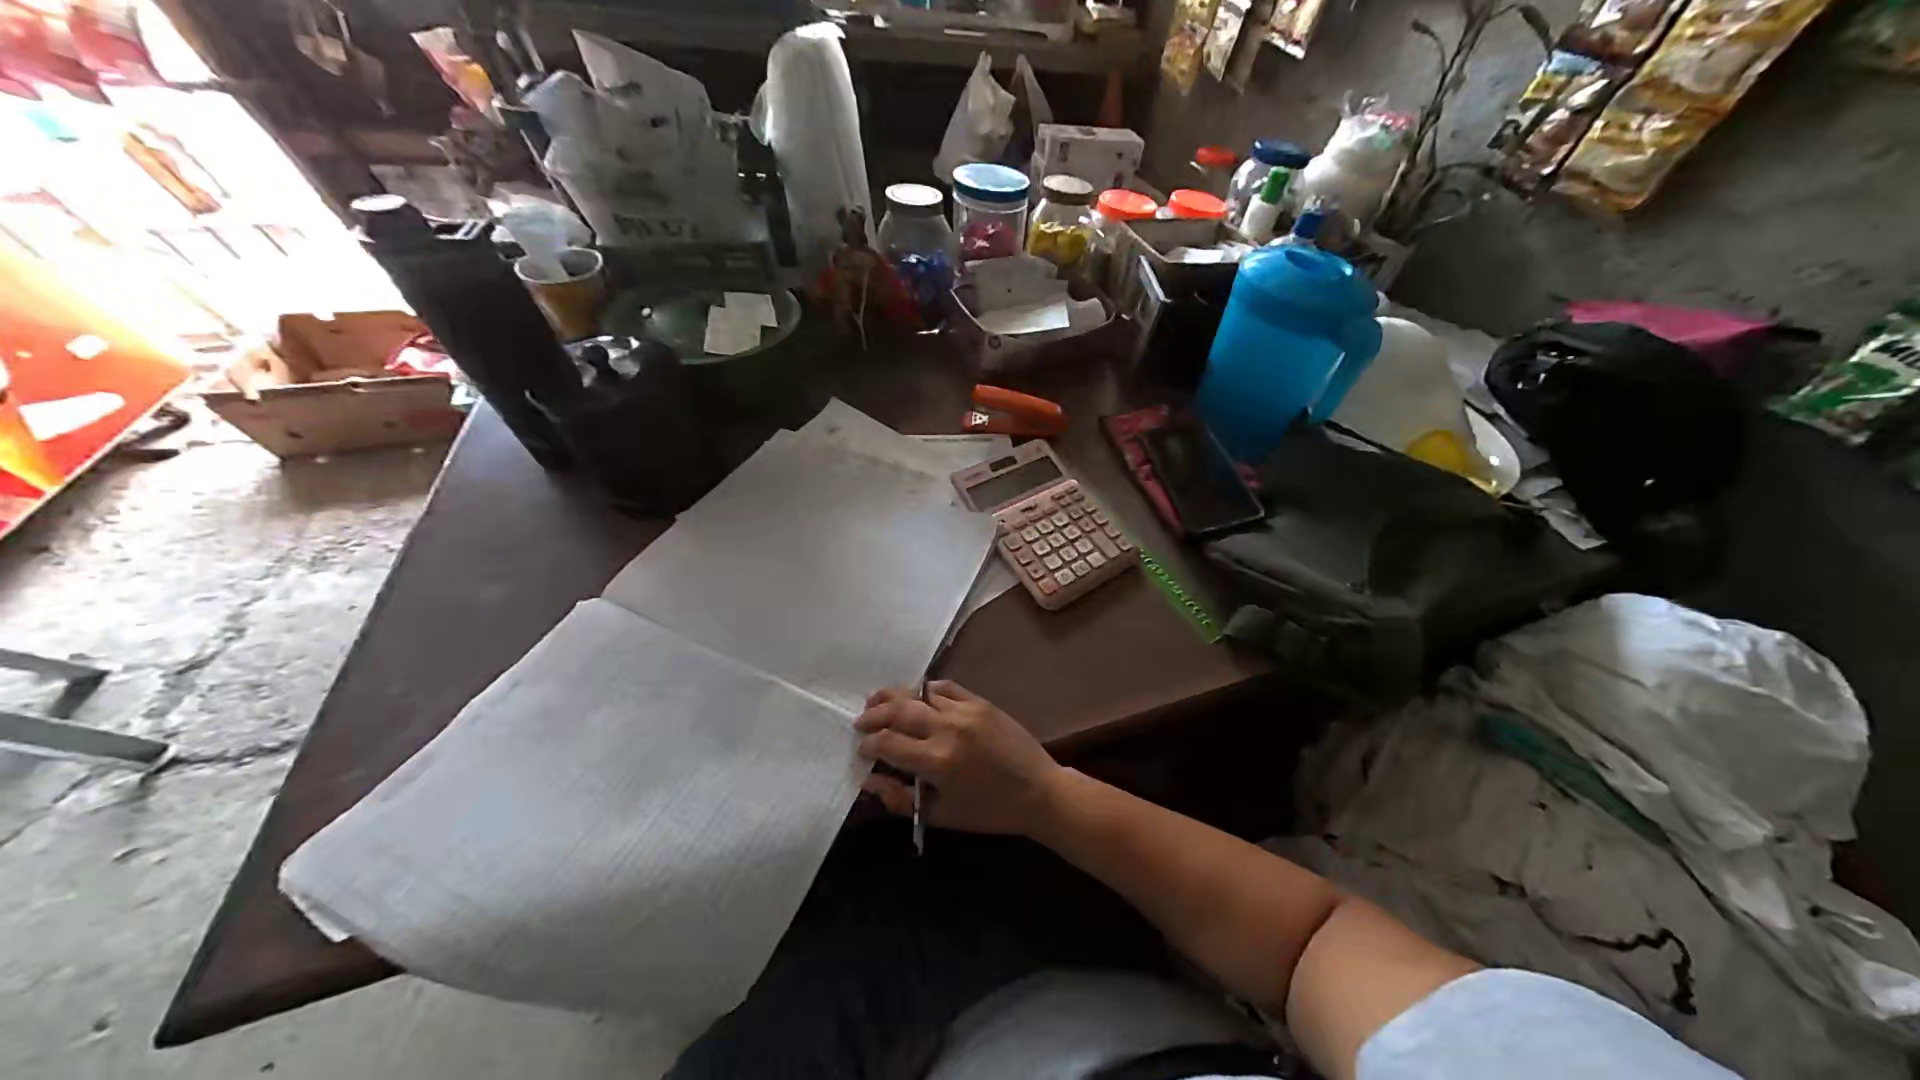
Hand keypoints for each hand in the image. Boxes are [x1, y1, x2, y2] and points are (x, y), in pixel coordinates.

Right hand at [854, 680, 1062, 835]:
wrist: (1038, 791)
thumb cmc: (988, 810)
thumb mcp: (941, 815)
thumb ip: (900, 799)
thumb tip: (868, 781)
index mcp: (936, 761)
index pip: (887, 743)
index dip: (868, 745)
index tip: (863, 750)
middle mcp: (947, 729)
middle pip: (897, 712)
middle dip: (873, 716)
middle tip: (861, 722)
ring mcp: (965, 711)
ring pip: (918, 694)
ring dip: (894, 697)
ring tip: (877, 702)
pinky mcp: (981, 702)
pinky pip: (945, 687)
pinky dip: (925, 689)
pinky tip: (915, 696)